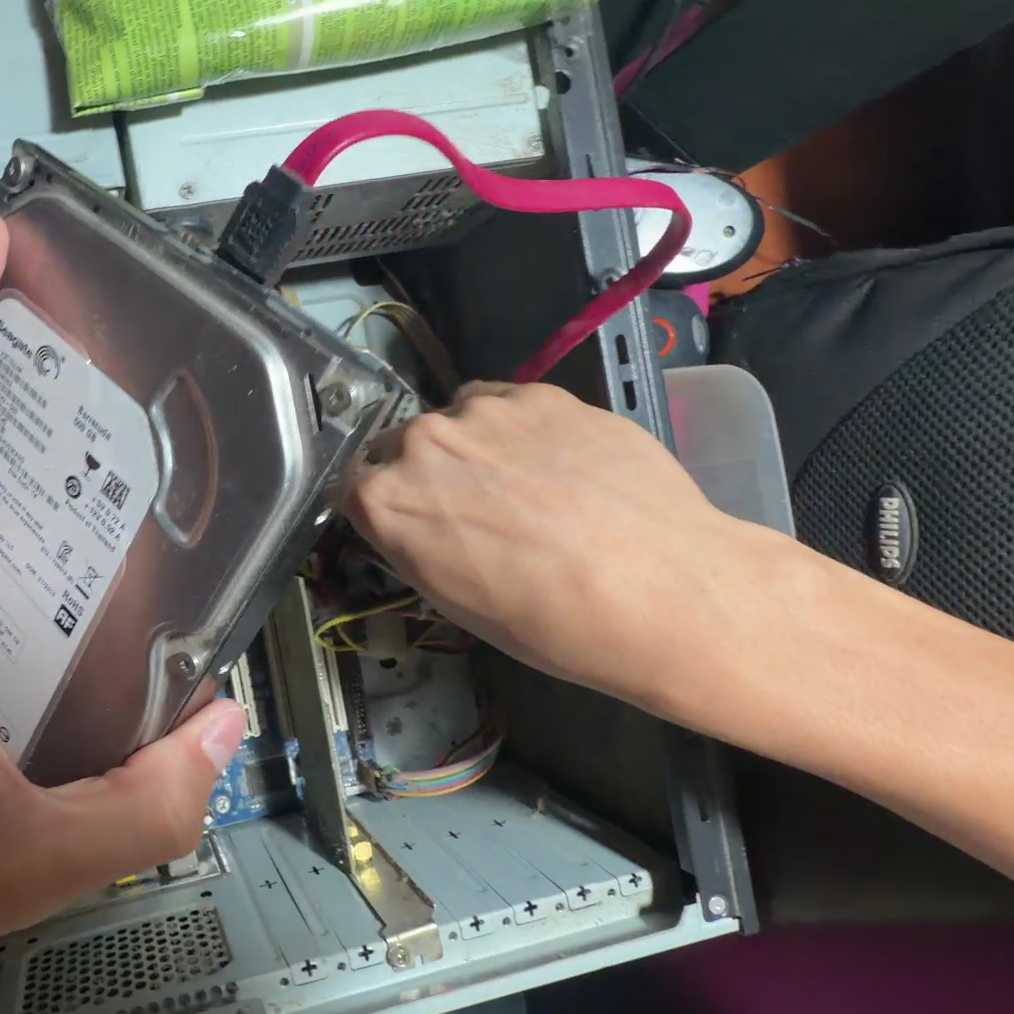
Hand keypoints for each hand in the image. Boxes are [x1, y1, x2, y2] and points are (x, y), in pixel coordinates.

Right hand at [345, 381, 783, 716]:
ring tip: (523, 484)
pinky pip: (503, 403)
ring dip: (468, 446)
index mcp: (384, 501)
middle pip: (396, 448)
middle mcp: (419, 443)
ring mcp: (480, 410)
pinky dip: (514, 428)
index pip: (350, 487)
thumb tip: (412, 521)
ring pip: (452, 421)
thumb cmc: (548, 621)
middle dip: (419, 473)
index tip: (406, 523)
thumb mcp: (452, 600)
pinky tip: (554, 463)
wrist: (662, 589)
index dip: (378, 507)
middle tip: (468, 509)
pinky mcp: (538, 391)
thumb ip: (411, 543)